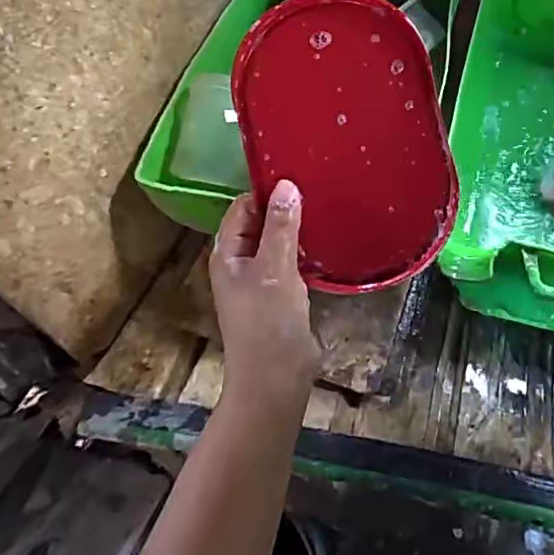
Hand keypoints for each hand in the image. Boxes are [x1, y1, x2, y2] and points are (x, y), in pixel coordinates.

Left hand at [211, 180, 321, 416]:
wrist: (276, 379)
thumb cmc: (268, 321)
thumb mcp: (275, 268)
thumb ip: (280, 226)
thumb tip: (286, 184)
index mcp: (227, 254)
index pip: (242, 207)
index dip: (264, 191)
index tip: (297, 175)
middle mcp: (240, 263)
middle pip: (260, 222)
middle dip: (284, 207)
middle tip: (318, 188)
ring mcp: (261, 280)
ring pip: (277, 241)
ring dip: (296, 228)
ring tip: (326, 208)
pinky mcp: (281, 294)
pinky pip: (290, 260)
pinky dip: (304, 249)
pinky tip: (326, 241)